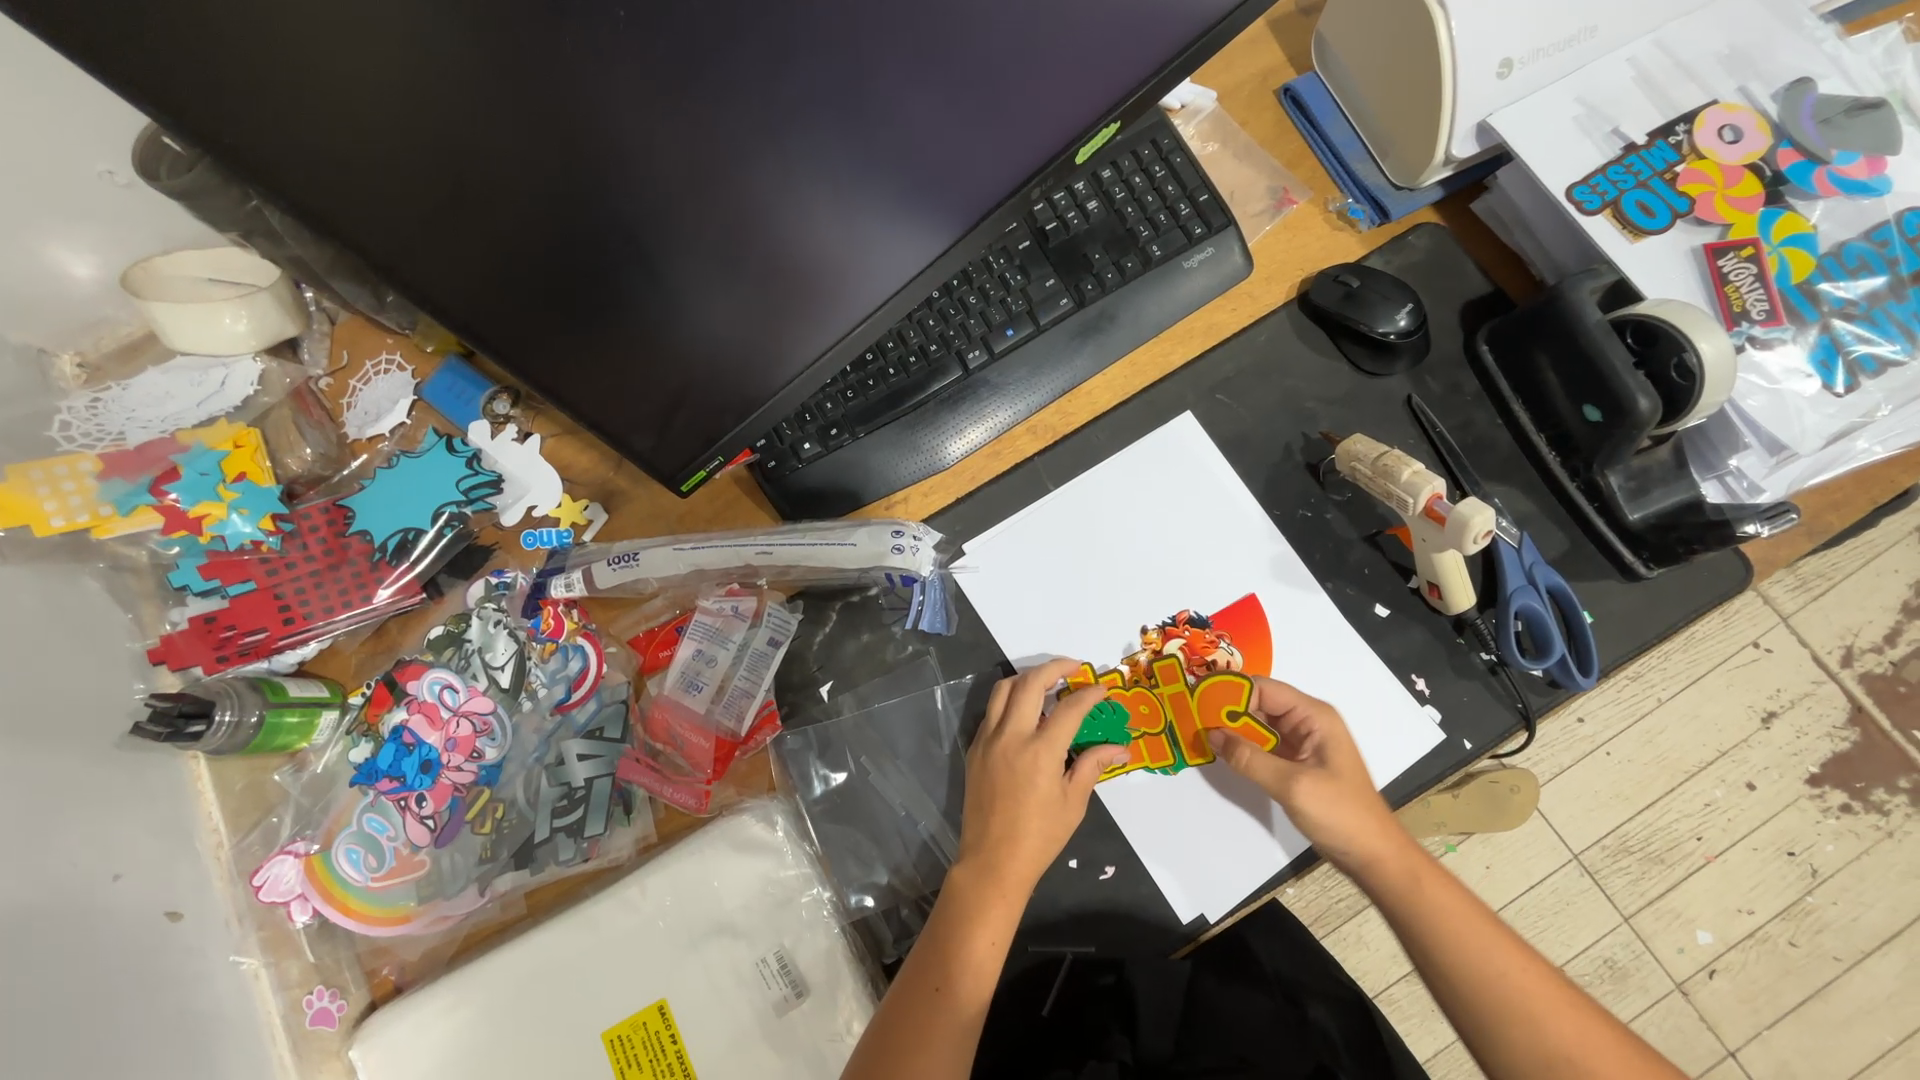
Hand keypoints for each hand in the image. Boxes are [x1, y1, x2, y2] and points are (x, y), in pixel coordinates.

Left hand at [956, 659, 1130, 895]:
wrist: (992, 861)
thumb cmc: (1039, 837)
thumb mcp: (1073, 802)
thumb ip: (1093, 765)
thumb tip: (1120, 748)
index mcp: (1040, 751)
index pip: (1069, 708)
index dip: (1089, 694)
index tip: (1103, 688)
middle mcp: (1010, 736)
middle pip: (1030, 683)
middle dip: (1055, 668)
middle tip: (1075, 667)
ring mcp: (987, 740)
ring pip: (1003, 690)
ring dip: (1027, 678)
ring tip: (1048, 681)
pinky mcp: (974, 749)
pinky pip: (992, 712)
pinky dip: (1010, 701)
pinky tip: (1026, 711)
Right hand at [1207, 678, 1404, 871]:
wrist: (1373, 855)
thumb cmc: (1340, 814)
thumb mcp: (1291, 785)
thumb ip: (1249, 758)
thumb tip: (1211, 734)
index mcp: (1313, 716)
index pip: (1264, 689)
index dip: (1230, 693)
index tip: (1198, 701)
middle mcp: (1307, 722)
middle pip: (1259, 704)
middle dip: (1227, 709)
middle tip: (1191, 716)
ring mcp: (1303, 743)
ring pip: (1259, 725)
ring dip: (1232, 729)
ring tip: (1199, 731)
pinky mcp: (1297, 764)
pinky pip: (1264, 746)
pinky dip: (1243, 747)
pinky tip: (1221, 752)